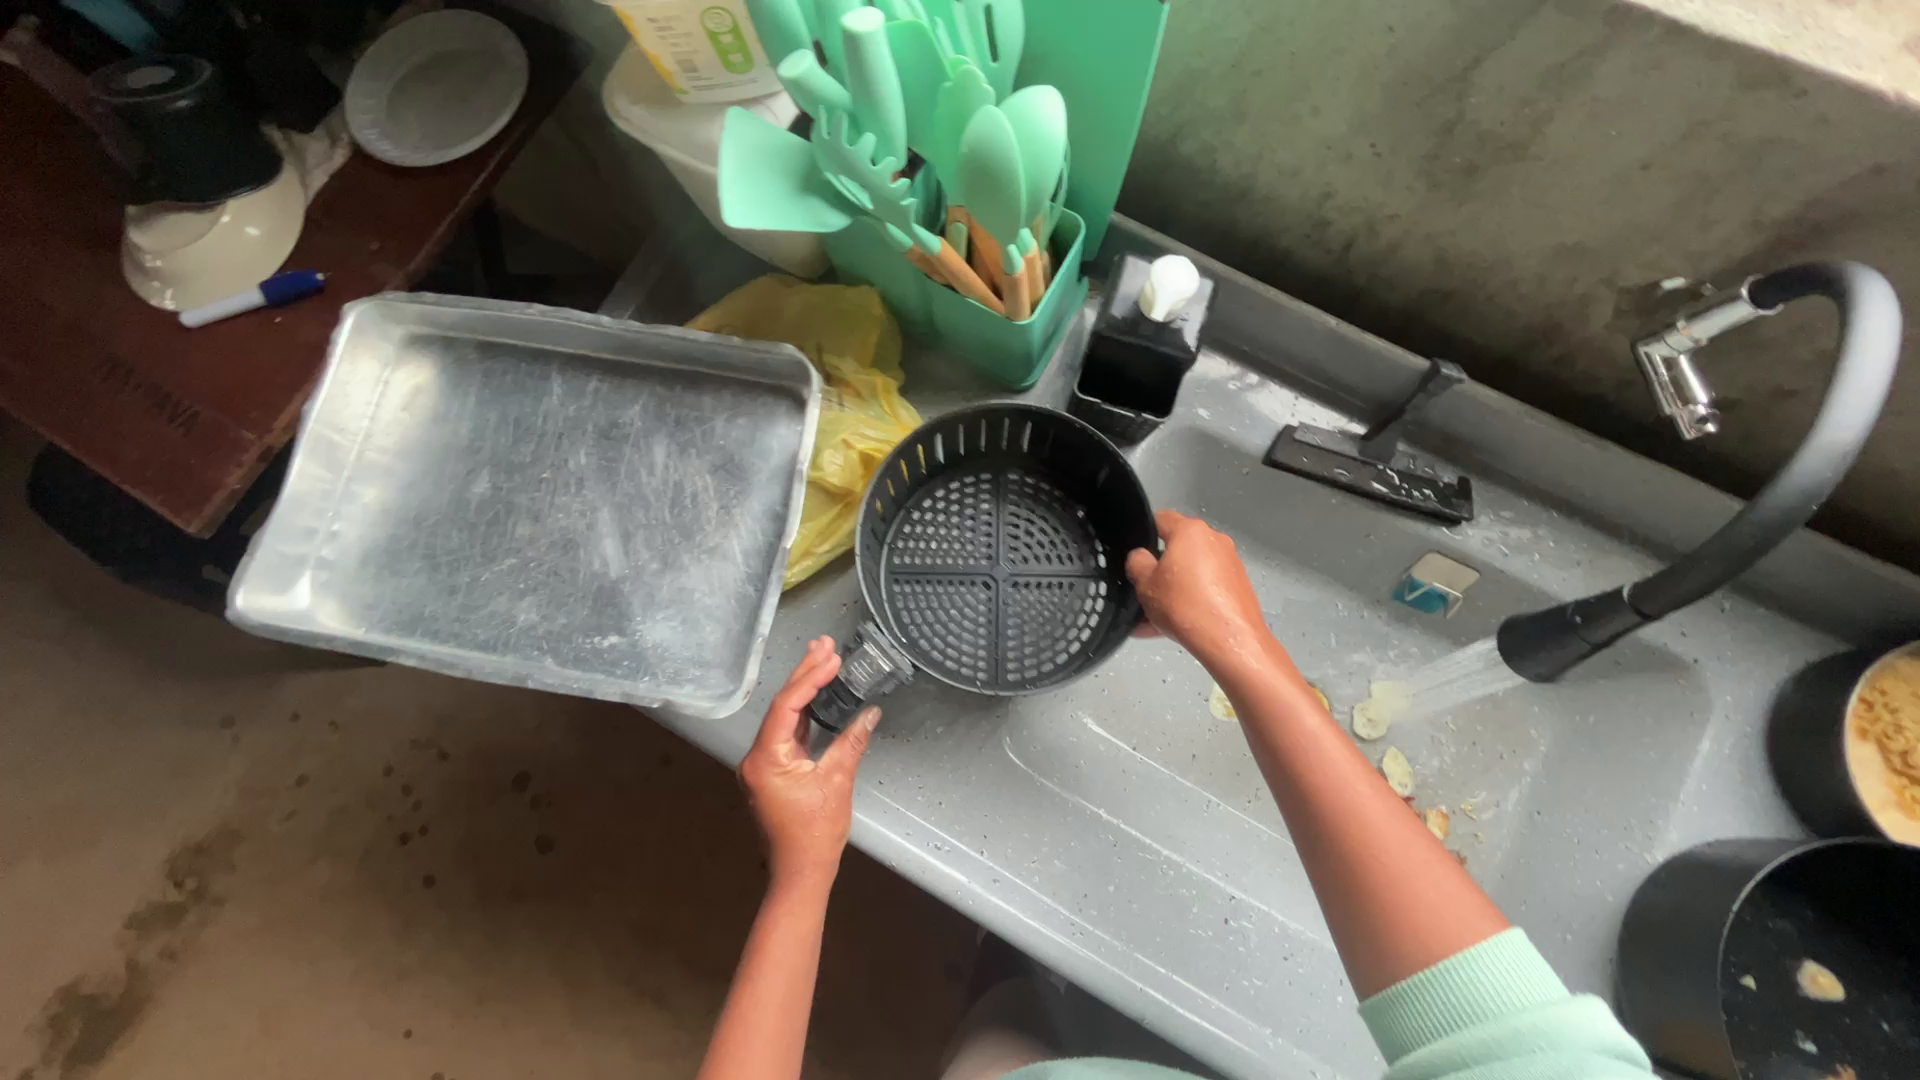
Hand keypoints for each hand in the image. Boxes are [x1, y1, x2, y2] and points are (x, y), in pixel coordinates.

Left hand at [739, 637, 880, 890]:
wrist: (800, 874)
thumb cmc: (816, 834)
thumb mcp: (837, 783)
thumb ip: (851, 742)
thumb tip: (871, 713)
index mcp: (766, 758)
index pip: (787, 706)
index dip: (809, 678)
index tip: (831, 657)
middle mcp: (758, 757)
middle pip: (782, 706)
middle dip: (805, 674)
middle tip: (825, 644)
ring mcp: (765, 764)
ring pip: (785, 717)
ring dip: (804, 688)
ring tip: (824, 657)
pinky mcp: (775, 770)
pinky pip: (789, 732)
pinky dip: (805, 711)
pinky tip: (818, 692)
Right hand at [1126, 510, 1273, 667]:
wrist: (1230, 640)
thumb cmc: (1184, 605)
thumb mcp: (1145, 584)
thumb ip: (1137, 563)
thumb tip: (1142, 557)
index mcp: (1190, 531)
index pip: (1160, 519)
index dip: (1142, 533)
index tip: (1133, 555)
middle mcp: (1214, 540)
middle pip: (1177, 549)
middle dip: (1159, 570)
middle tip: (1142, 594)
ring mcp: (1230, 563)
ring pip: (1190, 573)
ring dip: (1172, 590)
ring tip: (1153, 621)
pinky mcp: (1239, 586)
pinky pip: (1205, 589)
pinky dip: (1190, 602)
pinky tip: (1173, 628)